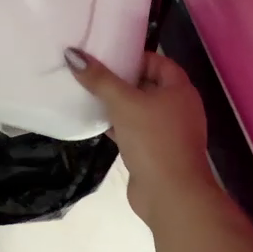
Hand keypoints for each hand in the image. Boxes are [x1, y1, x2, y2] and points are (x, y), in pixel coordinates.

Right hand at [65, 48, 215, 221]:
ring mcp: (169, 133)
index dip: (134, 57)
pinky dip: (120, 126)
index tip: (108, 57)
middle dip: (122, 81)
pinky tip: (98, 123)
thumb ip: (99, 79)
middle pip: (147, 85)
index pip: (157, 62)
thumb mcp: (123, 103)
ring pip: (140, 110)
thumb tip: (72, 54)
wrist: (171, 197)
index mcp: (180, 90)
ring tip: (91, 95)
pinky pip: (137, 131)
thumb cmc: (153, 140)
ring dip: (119, 105)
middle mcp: (179, 108)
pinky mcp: (158, 153)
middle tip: (94, 73)